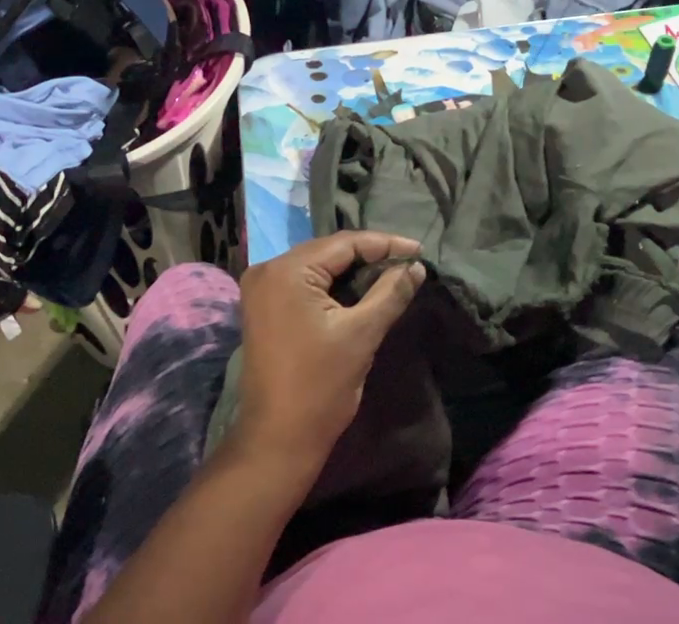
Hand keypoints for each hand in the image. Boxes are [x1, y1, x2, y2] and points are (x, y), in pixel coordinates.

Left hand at [233, 231, 426, 467]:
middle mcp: (266, 269)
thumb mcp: (361, 334)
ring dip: (349, 270)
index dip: (383, 244)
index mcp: (285, 270)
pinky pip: (301, 283)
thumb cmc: (321, 385)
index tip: (419, 250)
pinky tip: (357, 290)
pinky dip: (329, 285)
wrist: (278, 435)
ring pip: (314, 267)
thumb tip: (415, 267)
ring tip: (389, 273)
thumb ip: (389, 294)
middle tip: (407, 263)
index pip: (341, 243)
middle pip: (326, 252)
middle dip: (367, 255)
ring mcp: (259, 288)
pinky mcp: (261, 307)